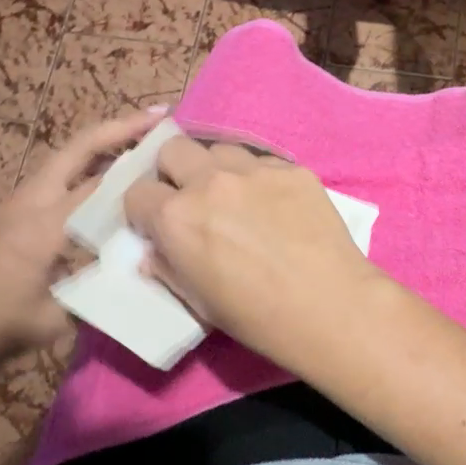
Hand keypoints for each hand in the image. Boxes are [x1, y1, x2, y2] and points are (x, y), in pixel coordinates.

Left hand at [0, 111, 165, 369]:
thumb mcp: (57, 319)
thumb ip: (101, 290)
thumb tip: (144, 273)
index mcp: (44, 225)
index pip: (102, 181)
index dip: (140, 161)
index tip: (175, 145)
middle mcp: (29, 202)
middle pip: (79, 147)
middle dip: (121, 126)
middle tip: (160, 115)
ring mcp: (15, 204)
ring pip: (65, 159)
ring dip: (103, 143)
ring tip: (143, 141)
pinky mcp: (9, 215)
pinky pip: (55, 178)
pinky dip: (87, 166)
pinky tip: (107, 180)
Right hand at [124, 136, 388, 365]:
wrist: (327, 305)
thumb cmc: (255, 315)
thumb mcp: (196, 301)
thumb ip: (167, 267)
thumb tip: (154, 251)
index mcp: (176, 216)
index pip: (137, 193)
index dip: (144, 211)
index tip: (157, 225)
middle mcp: (210, 182)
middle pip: (173, 149)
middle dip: (174, 172)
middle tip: (192, 200)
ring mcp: (255, 170)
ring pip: (221, 149)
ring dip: (218, 169)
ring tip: (235, 198)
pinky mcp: (293, 168)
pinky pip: (264, 162)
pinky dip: (259, 178)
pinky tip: (274, 205)